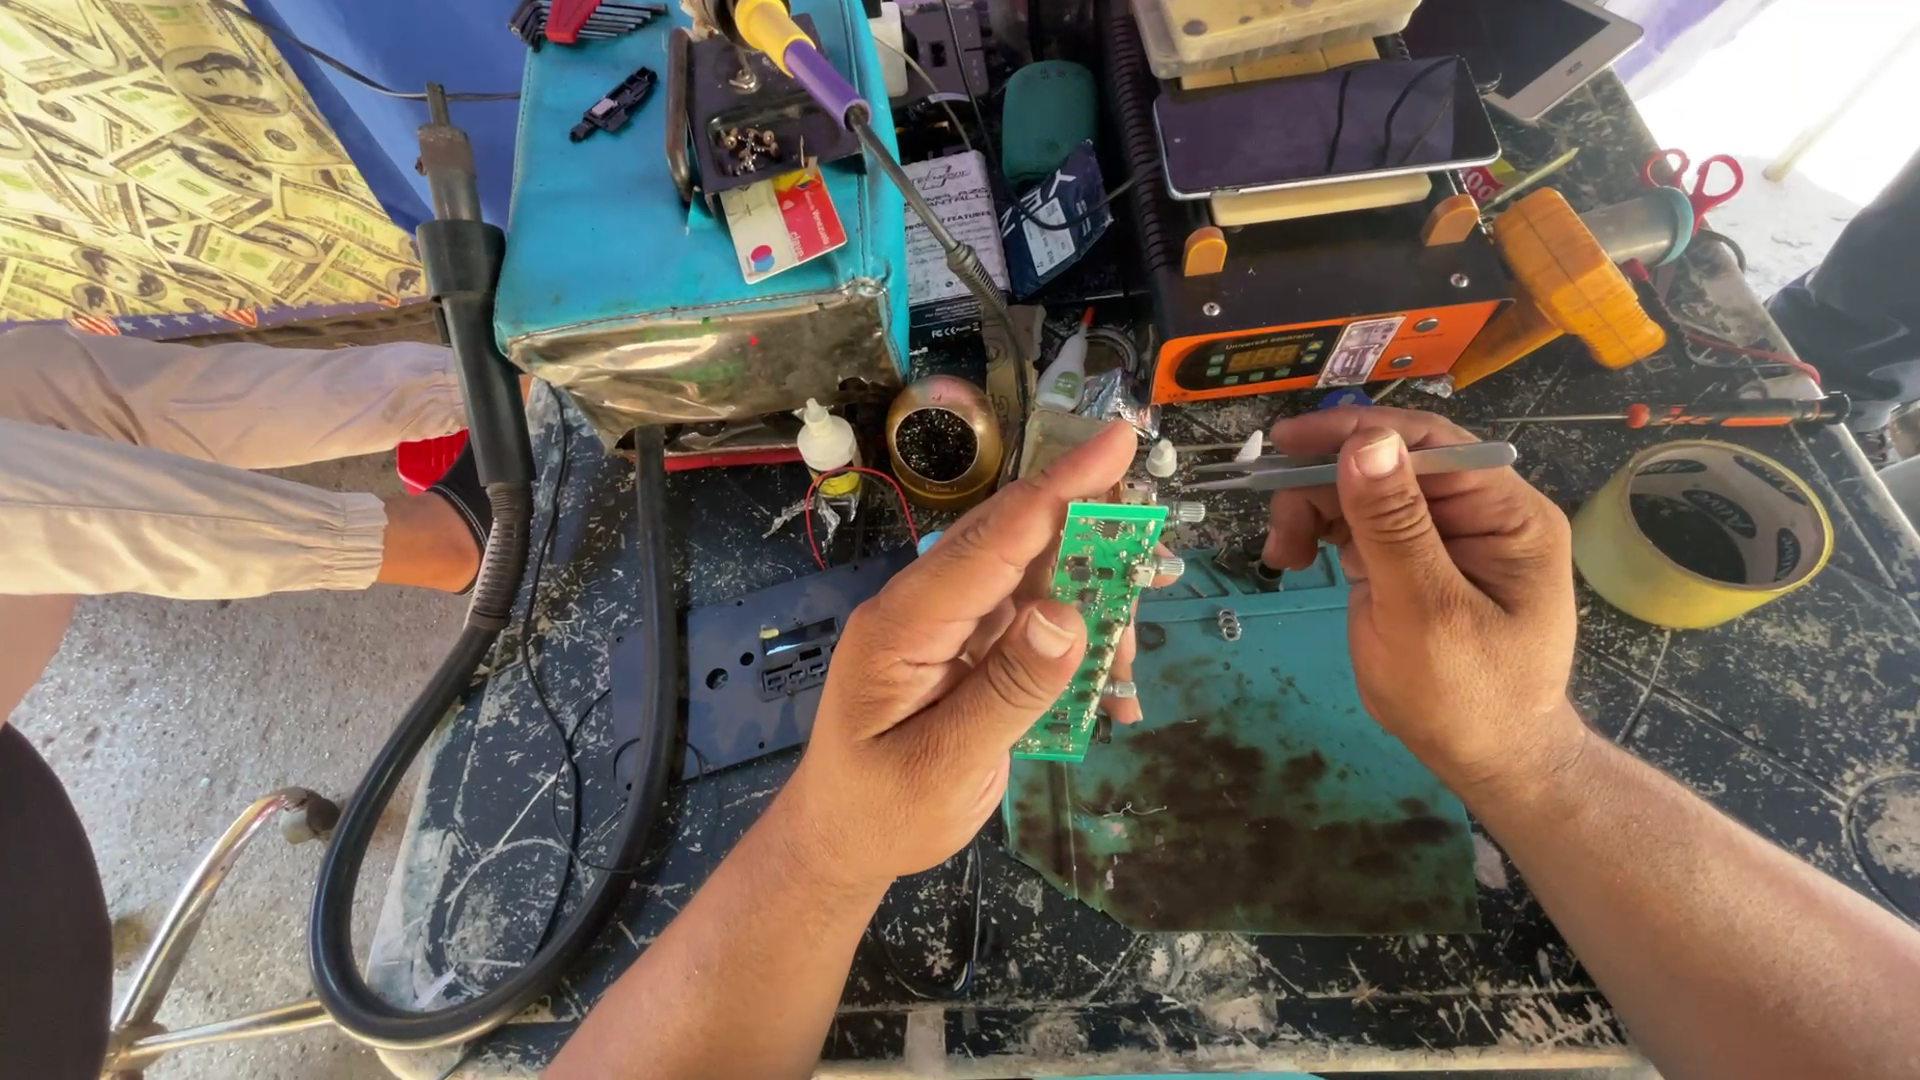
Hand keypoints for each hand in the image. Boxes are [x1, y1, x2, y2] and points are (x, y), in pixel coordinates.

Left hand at [775, 422, 1138, 885]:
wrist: (843, 841)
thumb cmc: (879, 811)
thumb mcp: (943, 765)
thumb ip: (1007, 690)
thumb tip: (1067, 615)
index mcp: (905, 621)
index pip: (992, 540)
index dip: (1059, 489)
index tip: (1118, 441)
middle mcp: (927, 608)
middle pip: (1017, 545)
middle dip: (1091, 536)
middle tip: (1155, 551)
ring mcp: (949, 628)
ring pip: (1034, 585)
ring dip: (1094, 604)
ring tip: (1132, 649)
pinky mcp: (969, 652)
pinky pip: (1033, 630)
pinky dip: (1078, 649)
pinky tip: (1109, 690)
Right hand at [1263, 407, 1585, 796]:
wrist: (1477, 754)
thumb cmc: (1466, 692)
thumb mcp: (1425, 609)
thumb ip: (1393, 525)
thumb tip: (1365, 442)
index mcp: (1503, 513)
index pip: (1428, 445)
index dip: (1357, 434)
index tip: (1288, 442)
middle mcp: (1469, 512)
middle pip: (1384, 462)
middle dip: (1321, 480)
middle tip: (1277, 522)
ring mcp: (1430, 534)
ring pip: (1354, 489)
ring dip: (1308, 510)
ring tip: (1284, 554)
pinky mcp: (1396, 556)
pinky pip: (1346, 522)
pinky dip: (1311, 531)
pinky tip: (1293, 558)